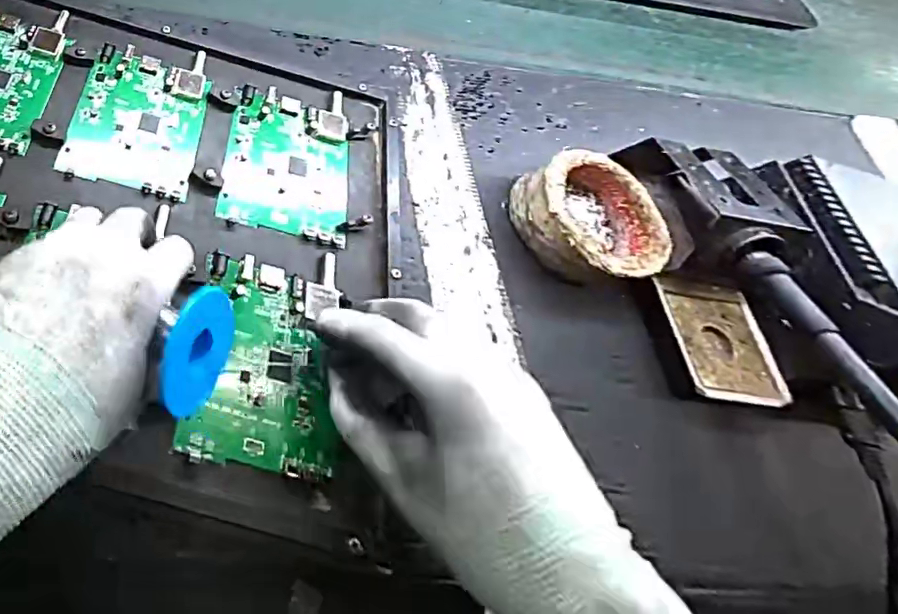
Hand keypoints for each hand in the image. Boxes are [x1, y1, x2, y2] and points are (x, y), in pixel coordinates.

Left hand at [0, 206, 191, 593]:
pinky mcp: (23, 254)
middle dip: (134, 238)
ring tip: (87, 265)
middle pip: (132, 219)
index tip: (168, 270)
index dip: (175, 261)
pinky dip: (56, 253)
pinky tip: (47, 285)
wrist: (5, 407)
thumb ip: (151, 351)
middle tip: (127, 263)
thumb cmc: (71, 407)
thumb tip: (153, 347)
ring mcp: (61, 248)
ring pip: (88, 217)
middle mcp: (105, 255)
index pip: (177, 248)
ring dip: (94, 236)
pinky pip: (49, 239)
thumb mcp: (136, 386)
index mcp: (143, 285)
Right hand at [317, 299, 687, 613]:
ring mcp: (510, 375)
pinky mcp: (524, 392)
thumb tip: (338, 384)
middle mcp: (485, 364)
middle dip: (374, 317)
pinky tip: (418, 391)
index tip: (320, 323)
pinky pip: (466, 351)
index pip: (383, 332)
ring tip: (378, 372)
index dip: (344, 324)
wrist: (577, 582)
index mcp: (453, 383)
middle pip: (417, 314)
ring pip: (444, 328)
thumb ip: (359, 421)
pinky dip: (431, 353)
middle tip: (344, 337)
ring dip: (403, 335)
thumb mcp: (403, 480)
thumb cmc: (487, 539)